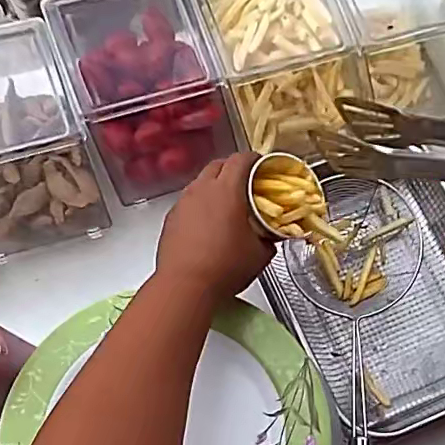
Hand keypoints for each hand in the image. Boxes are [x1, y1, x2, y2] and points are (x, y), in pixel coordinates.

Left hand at [155, 152, 273, 299]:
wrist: (185, 285)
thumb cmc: (226, 267)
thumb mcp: (259, 255)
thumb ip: (269, 239)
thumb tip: (272, 236)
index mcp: (227, 191)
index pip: (241, 160)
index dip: (254, 159)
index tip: (262, 165)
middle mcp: (202, 189)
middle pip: (218, 165)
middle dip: (233, 169)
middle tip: (246, 182)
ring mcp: (183, 202)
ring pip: (200, 183)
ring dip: (215, 186)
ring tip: (226, 204)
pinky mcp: (171, 218)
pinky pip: (189, 202)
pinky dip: (200, 205)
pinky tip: (207, 224)